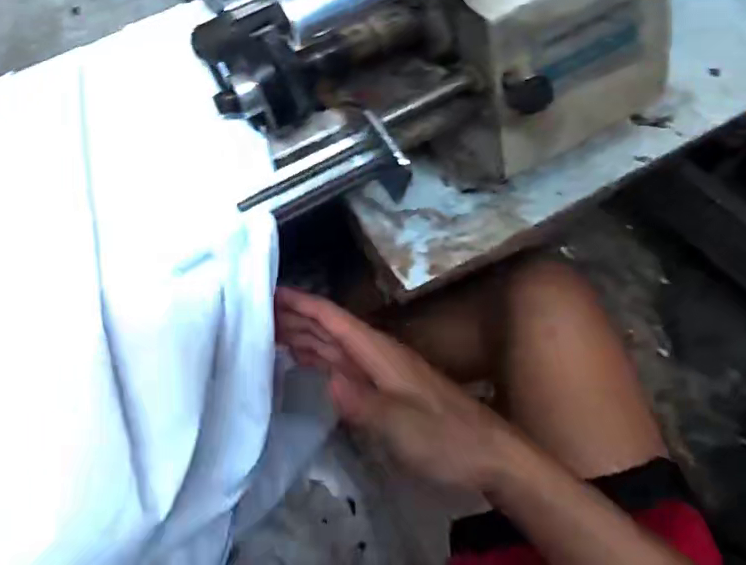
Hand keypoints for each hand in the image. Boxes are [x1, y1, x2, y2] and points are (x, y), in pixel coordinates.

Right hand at [276, 287, 520, 492]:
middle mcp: (376, 352)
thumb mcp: (403, 425)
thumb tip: (326, 380)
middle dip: (295, 315)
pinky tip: (306, 359)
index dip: (302, 303)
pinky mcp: (384, 387)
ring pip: (334, 343)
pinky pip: (342, 362)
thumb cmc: (445, 436)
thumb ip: (364, 403)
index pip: (333, 318)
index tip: (269, 292)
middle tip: (256, 312)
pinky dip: (319, 356)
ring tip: (271, 330)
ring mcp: (380, 369)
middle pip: (329, 326)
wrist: (488, 452)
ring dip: (304, 333)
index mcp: (378, 351)